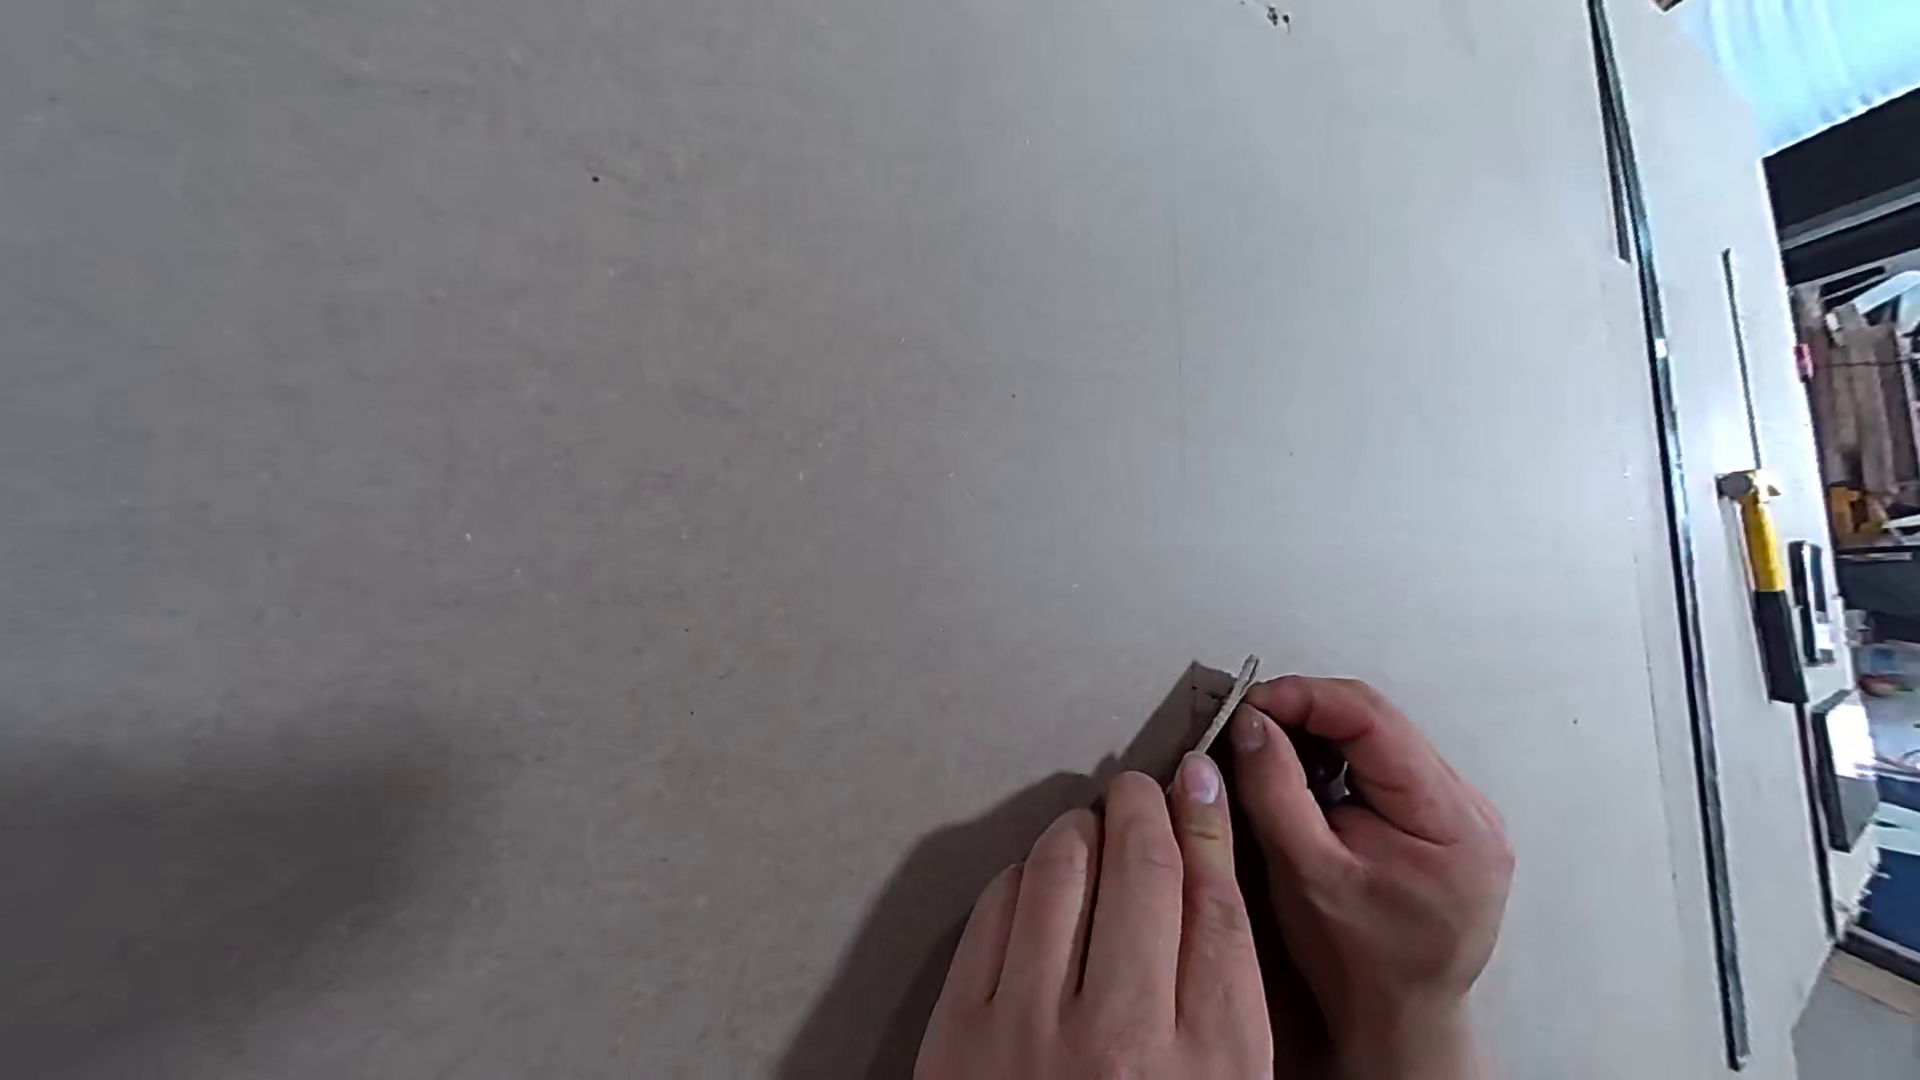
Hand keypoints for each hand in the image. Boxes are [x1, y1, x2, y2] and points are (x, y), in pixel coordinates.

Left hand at [915, 759, 1272, 1078]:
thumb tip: (1205, 863)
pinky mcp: (959, 1028)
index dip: (1206, 823)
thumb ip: (1220, 986)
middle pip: (1141, 865)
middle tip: (1138, 790)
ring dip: (1078, 828)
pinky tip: (1037, 884)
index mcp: (1210, 1070)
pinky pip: (996, 902)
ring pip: (1060, 864)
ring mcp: (1029, 1031)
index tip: (1197, 780)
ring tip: (1090, 827)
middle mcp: (1122, 1042)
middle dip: (1141, 804)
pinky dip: (1022, 873)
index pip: (1216, 904)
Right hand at [1231, 677, 1512, 1079]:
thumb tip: (1250, 719)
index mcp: (1449, 821)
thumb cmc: (1354, 957)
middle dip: (1304, 710)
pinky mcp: (1436, 815)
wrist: (1396, 1016)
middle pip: (1375, 718)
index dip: (1304, 697)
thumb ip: (1272, 786)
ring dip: (1315, 729)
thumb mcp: (1302, 869)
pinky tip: (1301, 771)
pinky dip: (1329, 751)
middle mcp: (1466, 807)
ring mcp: (1456, 810)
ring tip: (1270, 747)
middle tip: (1251, 723)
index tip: (1251, 703)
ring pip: (1374, 732)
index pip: (1372, 718)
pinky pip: (1376, 756)